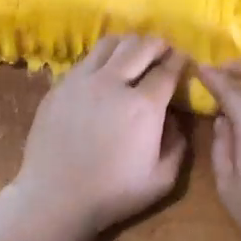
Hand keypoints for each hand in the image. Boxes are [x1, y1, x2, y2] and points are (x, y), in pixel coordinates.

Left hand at [12, 35, 188, 240]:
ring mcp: (82, 80)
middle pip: (140, 45)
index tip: (185, 61)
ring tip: (133, 54)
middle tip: (163, 51)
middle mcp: (113, 83)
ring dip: (128, 44)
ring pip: (110, 43)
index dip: (180, 61)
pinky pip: (86, 59)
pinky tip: (104, 73)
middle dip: (158, 44)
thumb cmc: (112, 194)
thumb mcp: (162, 179)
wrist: (56, 197)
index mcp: (144, 106)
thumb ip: (177, 144)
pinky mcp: (59, 86)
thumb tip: (174, 118)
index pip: (168, 69)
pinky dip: (102, 58)